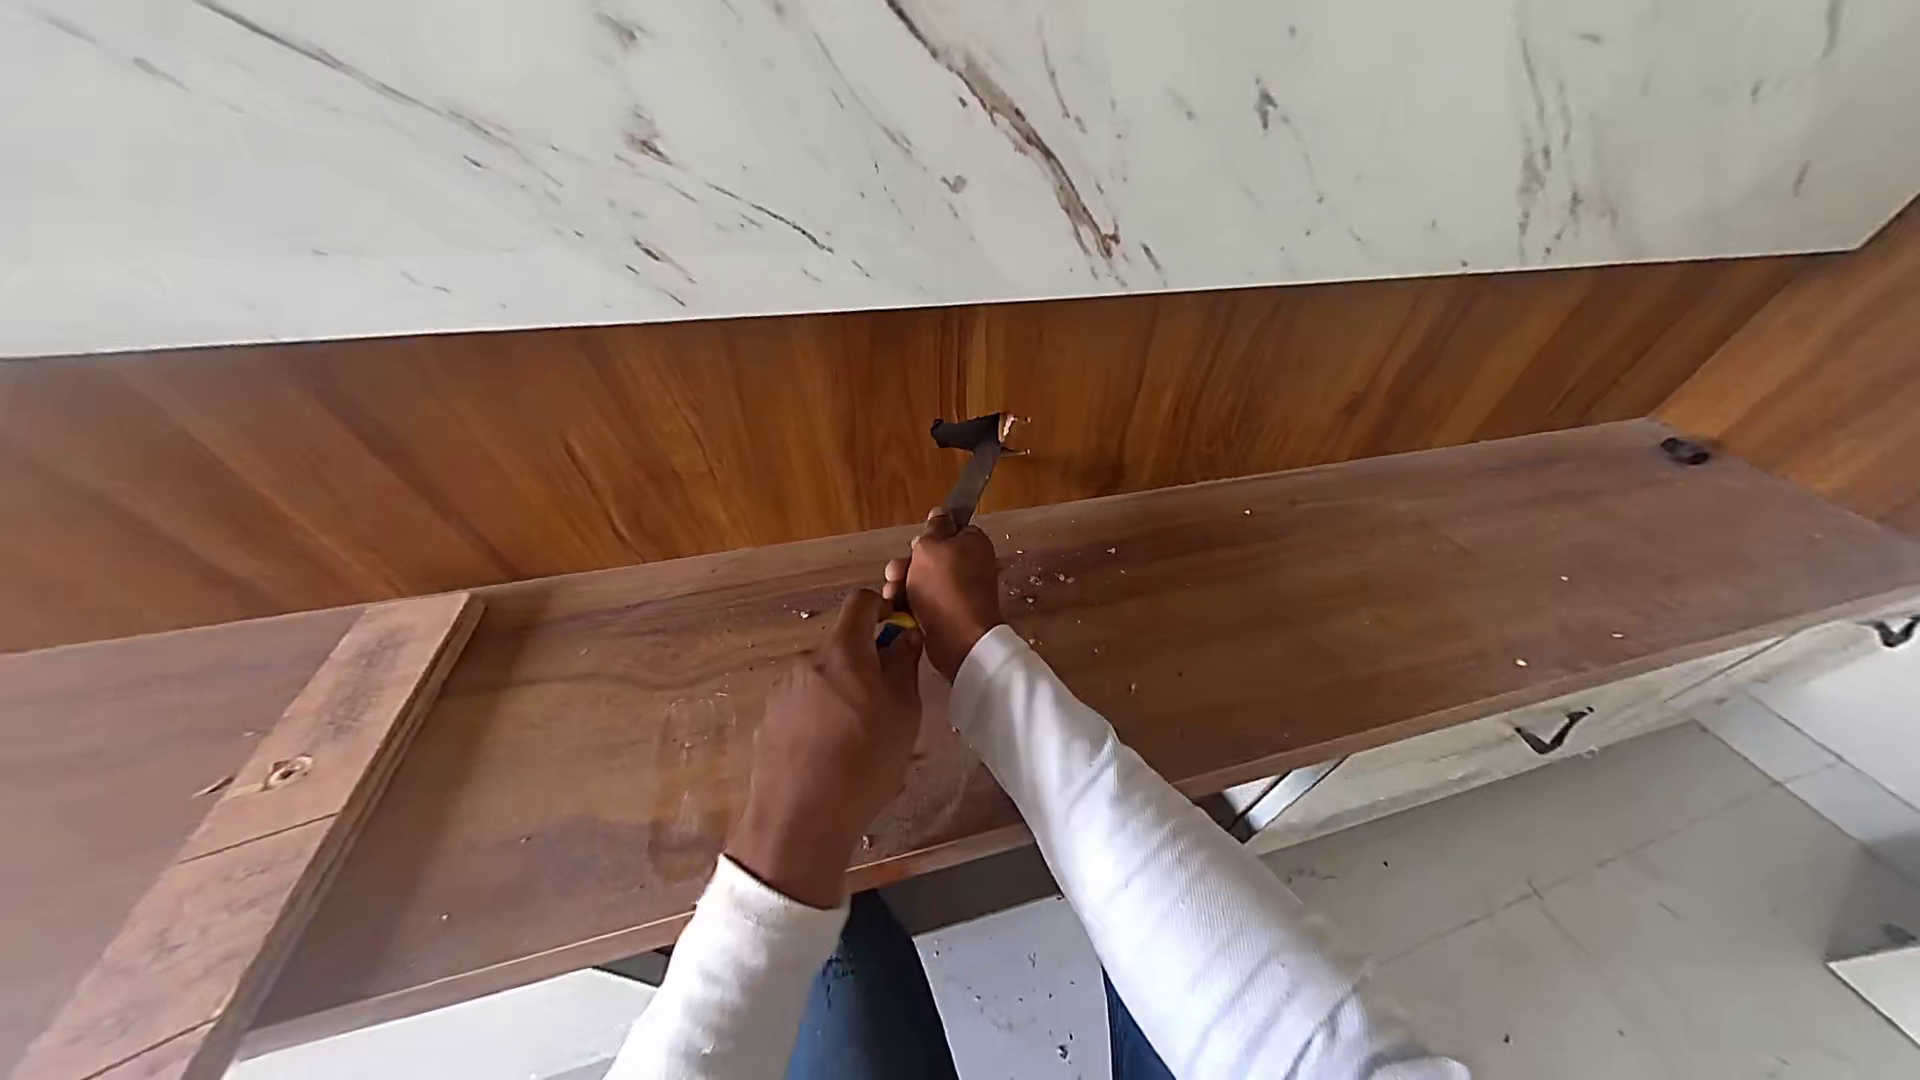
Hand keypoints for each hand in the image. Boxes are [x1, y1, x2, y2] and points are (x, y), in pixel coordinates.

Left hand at [726, 589, 923, 908]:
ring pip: (825, 675)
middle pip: (843, 644)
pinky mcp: (770, 720)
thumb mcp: (903, 712)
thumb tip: (905, 636)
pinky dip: (824, 713)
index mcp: (842, 651)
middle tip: (889, 700)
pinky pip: (806, 702)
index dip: (883, 607)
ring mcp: (783, 691)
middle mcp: (807, 661)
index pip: (861, 601)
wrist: (799, 821)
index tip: (898, 632)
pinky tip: (834, 752)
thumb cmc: (865, 761)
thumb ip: (904, 665)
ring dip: (846, 689)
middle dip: (868, 660)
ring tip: (863, 736)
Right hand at [885, 508, 1003, 681]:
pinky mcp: (947, 612)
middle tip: (895, 571)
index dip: (929, 535)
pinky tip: (895, 607)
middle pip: (930, 555)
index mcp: (973, 542)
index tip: (916, 544)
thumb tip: (941, 511)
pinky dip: (908, 602)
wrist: (958, 639)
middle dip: (907, 563)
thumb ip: (933, 527)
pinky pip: (923, 600)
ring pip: (921, 579)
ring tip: (892, 592)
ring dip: (902, 583)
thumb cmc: (944, 586)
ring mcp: (959, 590)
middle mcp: (969, 564)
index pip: (949, 528)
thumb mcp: (932, 547)